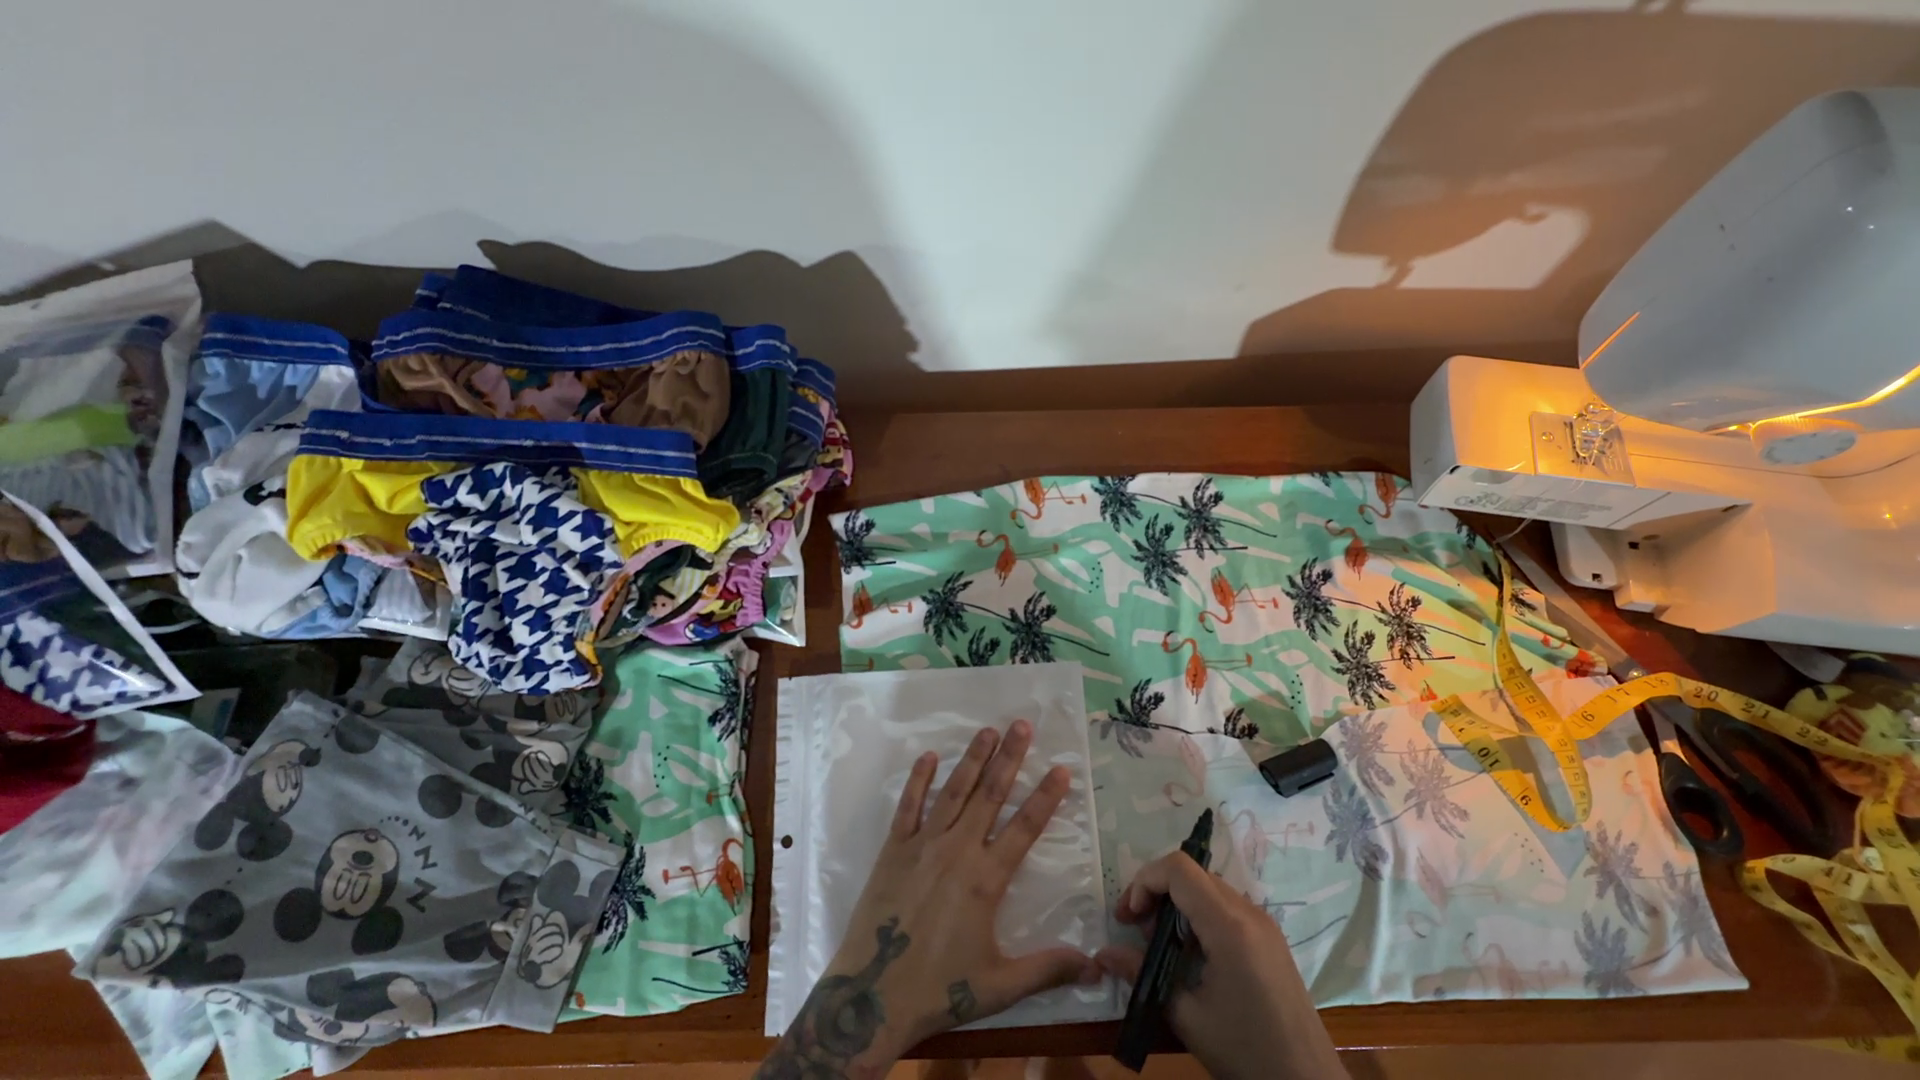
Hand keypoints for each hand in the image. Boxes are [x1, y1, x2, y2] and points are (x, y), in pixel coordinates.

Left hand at [758, 720, 1099, 1078]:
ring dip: (972, 759)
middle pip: (989, 795)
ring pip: (953, 792)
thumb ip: (1049, 969)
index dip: (1046, 797)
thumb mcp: (1001, 985)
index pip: (1024, 827)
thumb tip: (1095, 966)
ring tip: (988, 730)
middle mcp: (957, 851)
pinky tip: (929, 757)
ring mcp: (922, 846)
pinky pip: (909, 807)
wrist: (872, 996)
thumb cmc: (939, 989)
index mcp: (986, 879)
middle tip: (1023, 725)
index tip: (1061, 768)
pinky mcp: (893, 851)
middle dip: (1009, 758)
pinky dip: (919, 780)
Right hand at [1097, 853, 1346, 1079]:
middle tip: (1137, 933)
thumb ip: (1142, 974)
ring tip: (1160, 947)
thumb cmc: (1245, 1049)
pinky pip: (1226, 909)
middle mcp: (1249, 913)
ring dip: (1177, 905)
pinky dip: (1199, 917)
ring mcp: (1264, 925)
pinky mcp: (1270, 941)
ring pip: (1209, 889)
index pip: (1179, 869)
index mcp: (1230, 925)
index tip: (1128, 918)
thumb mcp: (1186, 1016)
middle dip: (1156, 893)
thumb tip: (1103, 954)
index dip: (1145, 881)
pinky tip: (1190, 956)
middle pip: (1193, 875)